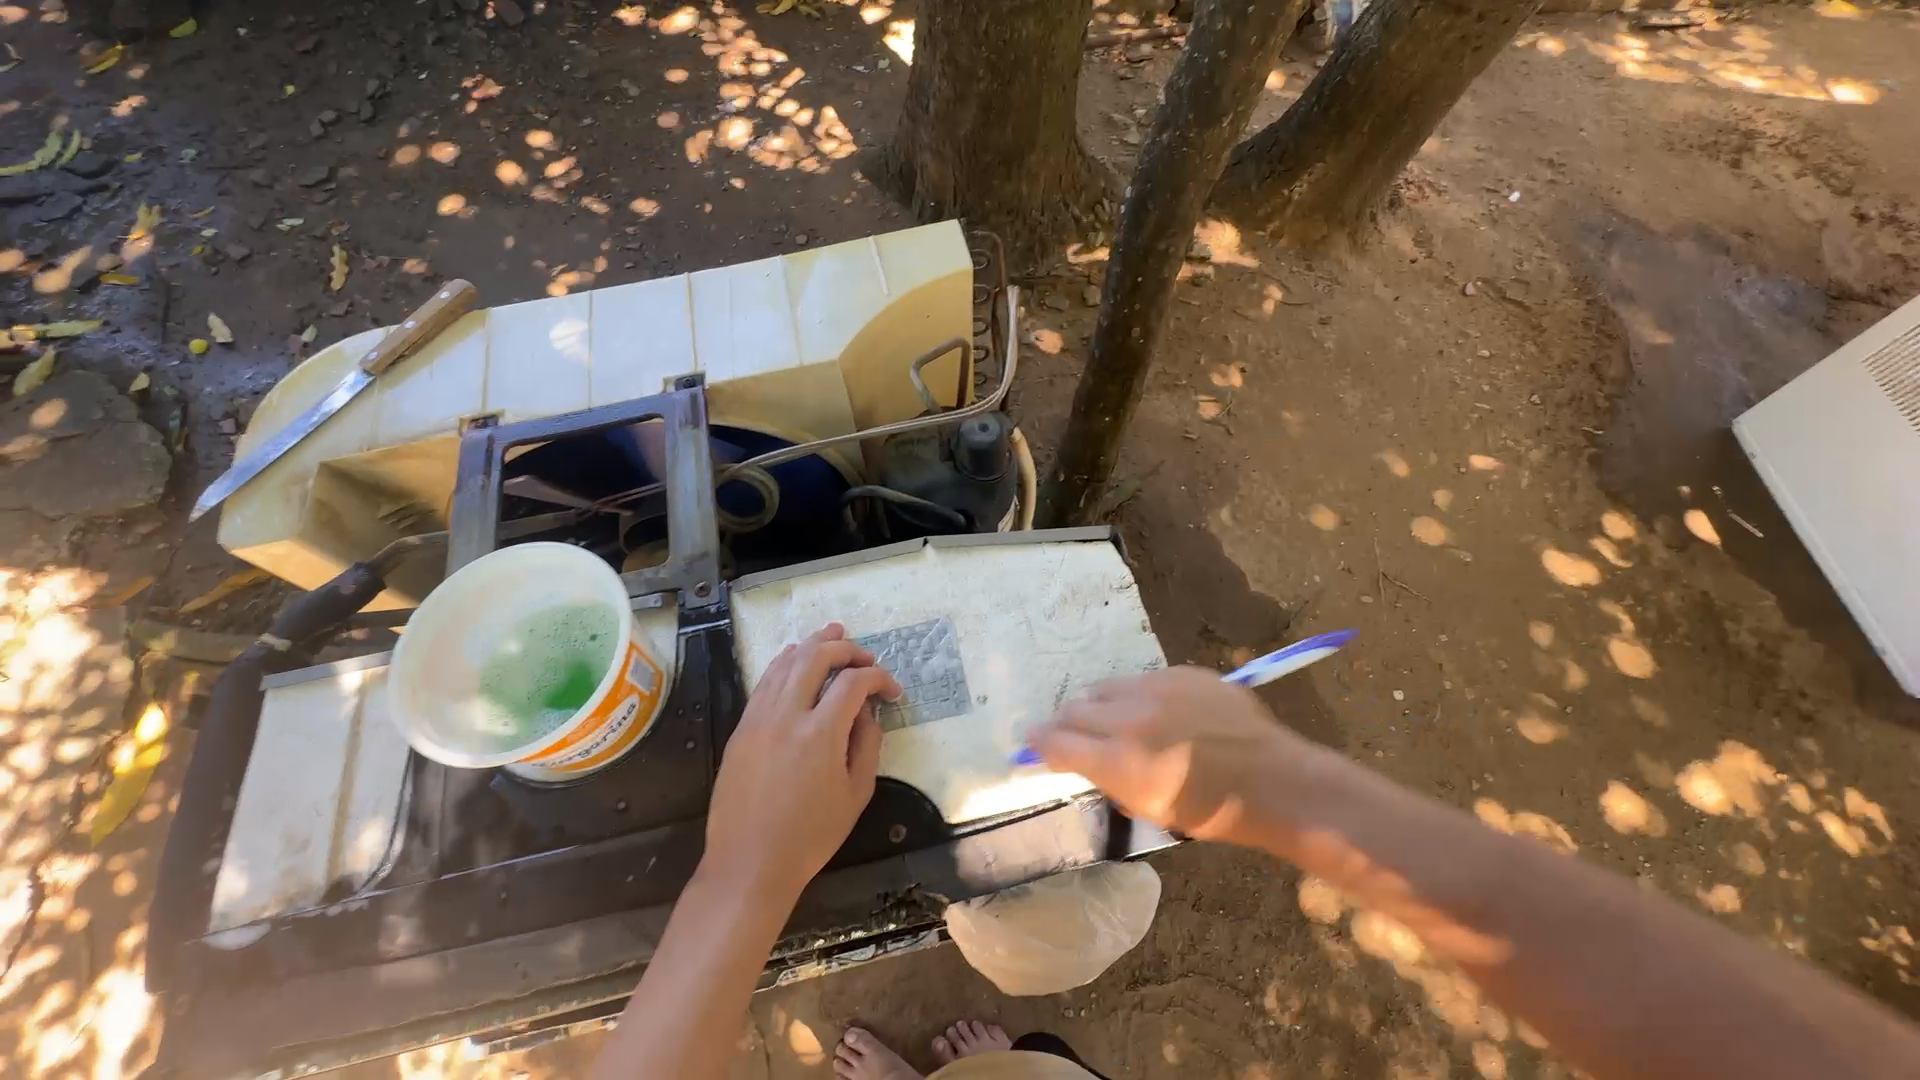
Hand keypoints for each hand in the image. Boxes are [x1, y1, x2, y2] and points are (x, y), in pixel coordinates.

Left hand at [703, 623, 902, 899]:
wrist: (749, 863)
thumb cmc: (810, 835)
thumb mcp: (856, 794)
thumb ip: (867, 744)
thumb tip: (868, 711)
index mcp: (820, 733)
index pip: (854, 683)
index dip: (879, 678)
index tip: (893, 692)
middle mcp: (787, 715)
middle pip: (817, 657)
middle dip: (846, 648)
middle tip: (865, 655)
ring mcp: (759, 718)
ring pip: (786, 662)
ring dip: (813, 644)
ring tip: (834, 633)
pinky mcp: (742, 727)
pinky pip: (765, 681)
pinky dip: (784, 662)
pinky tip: (796, 656)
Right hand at [1028, 666, 1330, 844]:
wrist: (1271, 782)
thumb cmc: (1209, 811)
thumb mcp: (1145, 807)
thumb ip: (1103, 776)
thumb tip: (1074, 758)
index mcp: (1119, 761)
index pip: (1055, 741)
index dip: (1037, 744)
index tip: (1030, 745)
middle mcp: (1131, 717)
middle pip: (1074, 708)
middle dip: (1064, 723)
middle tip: (1068, 735)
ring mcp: (1159, 688)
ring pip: (1106, 687)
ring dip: (1099, 705)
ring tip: (1112, 720)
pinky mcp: (1184, 673)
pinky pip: (1144, 678)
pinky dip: (1138, 695)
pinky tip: (1156, 713)